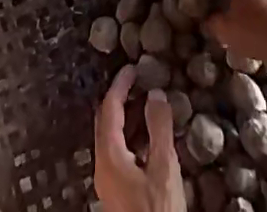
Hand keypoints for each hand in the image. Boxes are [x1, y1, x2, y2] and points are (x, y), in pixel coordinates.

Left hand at [94, 65, 184, 211]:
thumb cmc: (158, 211)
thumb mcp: (163, 168)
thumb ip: (159, 128)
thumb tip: (156, 93)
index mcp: (108, 155)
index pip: (109, 108)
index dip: (120, 84)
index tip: (134, 68)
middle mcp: (102, 165)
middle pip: (107, 122)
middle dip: (122, 99)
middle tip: (141, 82)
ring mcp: (108, 181)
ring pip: (114, 139)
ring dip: (130, 119)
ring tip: (151, 105)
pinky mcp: (117, 193)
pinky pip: (120, 154)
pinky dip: (134, 138)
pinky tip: (152, 139)